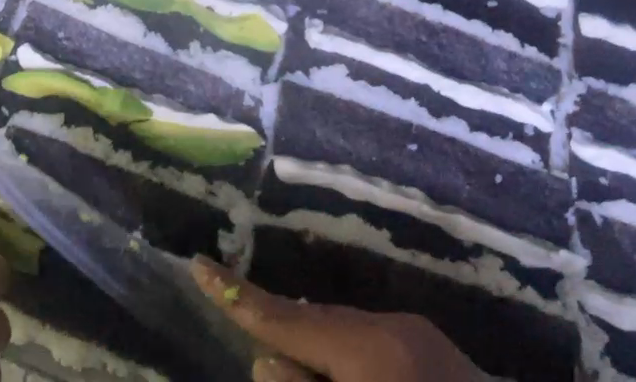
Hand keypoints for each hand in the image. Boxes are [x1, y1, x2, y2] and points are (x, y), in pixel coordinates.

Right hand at [192, 258, 485, 381]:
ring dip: (317, 355)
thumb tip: (267, 360)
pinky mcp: (440, 356)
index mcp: (368, 344)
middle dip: (281, 337)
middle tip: (256, 337)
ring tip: (302, 367)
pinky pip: (372, 347)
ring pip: (343, 334)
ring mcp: (421, 338)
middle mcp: (393, 327)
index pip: (282, 316)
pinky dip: (348, 363)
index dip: (234, 296)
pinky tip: (344, 375)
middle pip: (312, 323)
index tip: (196, 264)